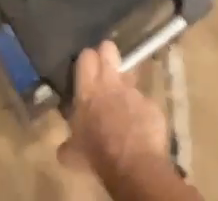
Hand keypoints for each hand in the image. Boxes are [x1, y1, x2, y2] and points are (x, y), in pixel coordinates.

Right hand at [57, 41, 168, 178]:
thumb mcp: (73, 153)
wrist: (135, 168)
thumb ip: (68, 143)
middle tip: (103, 70)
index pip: (86, 56)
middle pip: (109, 49)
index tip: (86, 69)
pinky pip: (145, 103)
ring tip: (123, 106)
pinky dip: (141, 112)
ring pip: (129, 76)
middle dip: (106, 55)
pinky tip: (139, 128)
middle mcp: (111, 83)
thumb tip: (64, 147)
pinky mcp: (152, 105)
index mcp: (88, 91)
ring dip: (124, 86)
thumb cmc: (97, 156)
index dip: (87, 59)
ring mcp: (134, 92)